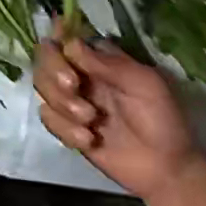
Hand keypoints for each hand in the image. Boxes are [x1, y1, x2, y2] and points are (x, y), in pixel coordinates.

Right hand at [35, 28, 205, 202]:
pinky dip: (65, 129)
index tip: (65, 53)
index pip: (64, 36)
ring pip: (40, 85)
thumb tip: (69, 42)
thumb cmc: (161, 118)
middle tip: (73, 87)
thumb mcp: (143, 83)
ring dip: (62, 102)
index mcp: (98, 58)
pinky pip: (46, 117)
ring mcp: (70, 100)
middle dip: (53, 71)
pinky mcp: (65, 127)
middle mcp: (79, 73)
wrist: (164, 169)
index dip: (57, 39)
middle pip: (44, 57)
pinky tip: (88, 140)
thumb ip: (106, 63)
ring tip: (90, 120)